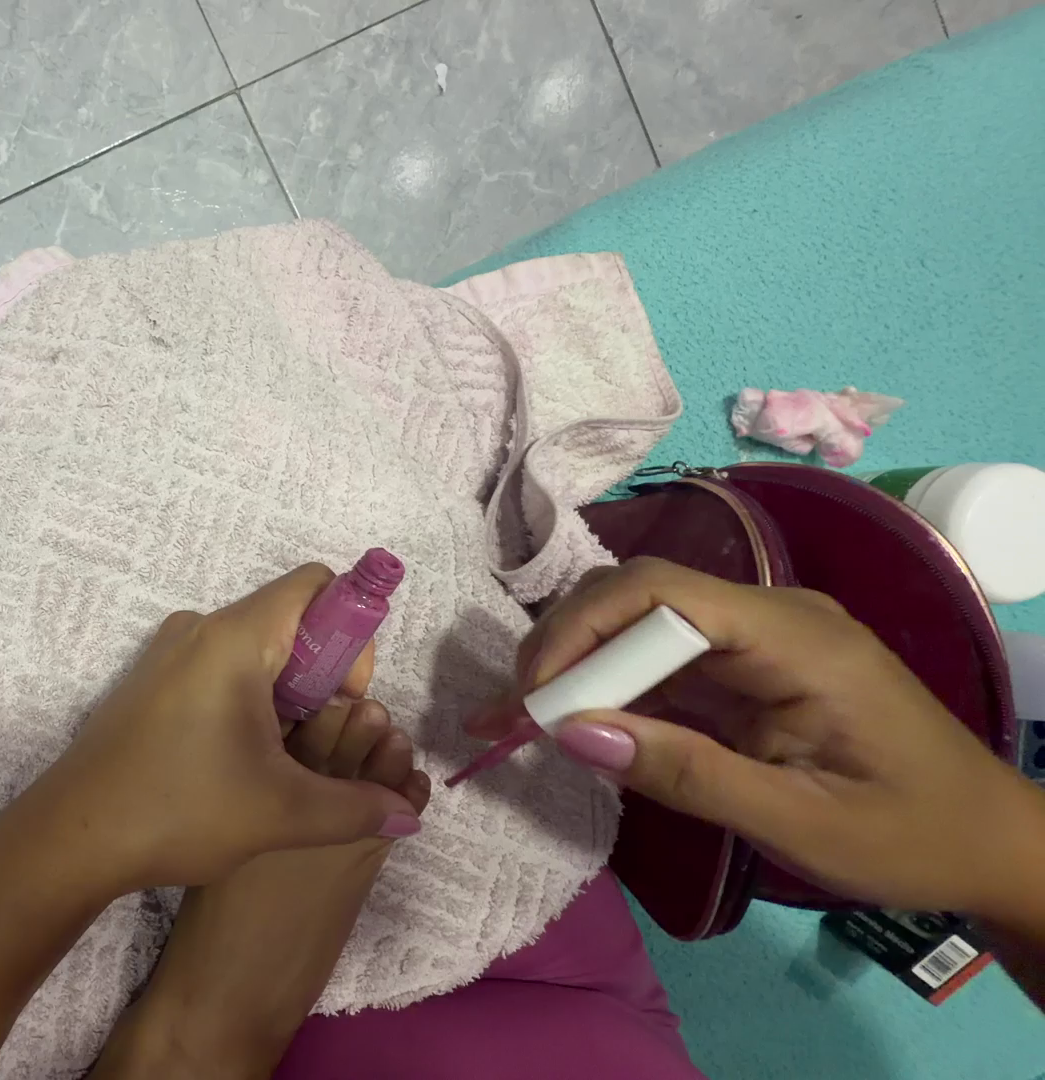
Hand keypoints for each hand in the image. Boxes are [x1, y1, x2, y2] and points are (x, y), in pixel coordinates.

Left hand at [33, 564, 427, 890]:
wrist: (74, 834)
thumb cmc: (179, 807)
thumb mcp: (282, 811)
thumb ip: (358, 806)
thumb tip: (408, 811)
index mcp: (233, 636)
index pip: (315, 585)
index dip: (349, 631)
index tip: (343, 697)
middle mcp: (199, 627)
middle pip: (288, 621)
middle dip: (321, 677)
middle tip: (314, 745)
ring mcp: (169, 653)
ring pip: (256, 651)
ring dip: (285, 696)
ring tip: (277, 762)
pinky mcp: (153, 680)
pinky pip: (221, 668)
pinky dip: (248, 701)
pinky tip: (238, 761)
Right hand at [470, 557, 1044, 919]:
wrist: (992, 848)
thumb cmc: (911, 836)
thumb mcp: (800, 822)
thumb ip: (685, 773)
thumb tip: (568, 732)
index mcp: (794, 637)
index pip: (656, 591)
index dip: (579, 629)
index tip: (536, 695)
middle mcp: (764, 615)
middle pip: (628, 596)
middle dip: (561, 646)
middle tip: (517, 711)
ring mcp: (746, 635)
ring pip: (626, 621)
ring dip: (570, 666)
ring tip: (527, 718)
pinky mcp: (731, 662)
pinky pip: (645, 657)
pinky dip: (599, 687)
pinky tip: (574, 721)